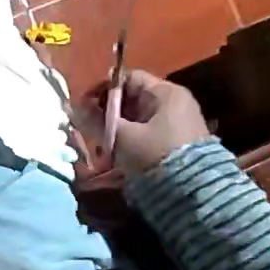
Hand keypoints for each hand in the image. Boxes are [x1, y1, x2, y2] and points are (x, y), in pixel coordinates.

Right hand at [77, 70, 209, 175]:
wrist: (193, 191)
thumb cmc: (155, 154)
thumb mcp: (122, 137)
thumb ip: (98, 121)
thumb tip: (76, 107)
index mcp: (165, 92)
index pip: (128, 78)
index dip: (104, 89)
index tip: (85, 106)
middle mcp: (174, 102)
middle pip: (132, 100)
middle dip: (108, 114)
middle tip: (91, 130)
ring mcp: (178, 123)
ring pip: (138, 120)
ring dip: (117, 131)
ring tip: (103, 149)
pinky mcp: (177, 142)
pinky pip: (147, 135)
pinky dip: (131, 142)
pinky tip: (117, 158)